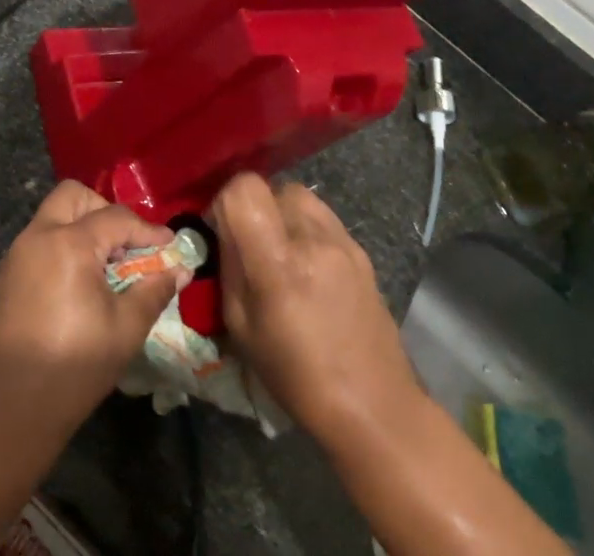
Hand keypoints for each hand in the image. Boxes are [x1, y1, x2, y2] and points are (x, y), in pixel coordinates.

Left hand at [0, 181, 185, 420]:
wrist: (14, 400)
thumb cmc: (76, 363)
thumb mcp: (126, 327)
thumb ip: (153, 290)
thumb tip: (178, 270)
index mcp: (68, 243)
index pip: (115, 217)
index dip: (148, 230)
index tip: (171, 246)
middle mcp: (38, 236)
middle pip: (73, 196)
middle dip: (105, 211)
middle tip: (129, 246)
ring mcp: (17, 253)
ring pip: (53, 216)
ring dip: (84, 227)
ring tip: (110, 266)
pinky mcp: (8, 274)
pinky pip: (40, 240)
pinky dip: (65, 245)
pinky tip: (84, 281)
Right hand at [211, 173, 423, 445]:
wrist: (373, 404)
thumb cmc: (294, 374)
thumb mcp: (240, 326)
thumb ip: (230, 267)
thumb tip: (222, 231)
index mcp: (278, 262)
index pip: (245, 189)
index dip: (226, 199)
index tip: (220, 226)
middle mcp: (314, 240)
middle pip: (273, 187)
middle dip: (254, 207)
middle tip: (248, 243)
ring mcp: (344, 244)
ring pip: (300, 198)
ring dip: (281, 213)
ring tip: (278, 251)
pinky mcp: (363, 253)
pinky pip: (324, 219)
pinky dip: (306, 228)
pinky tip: (306, 266)